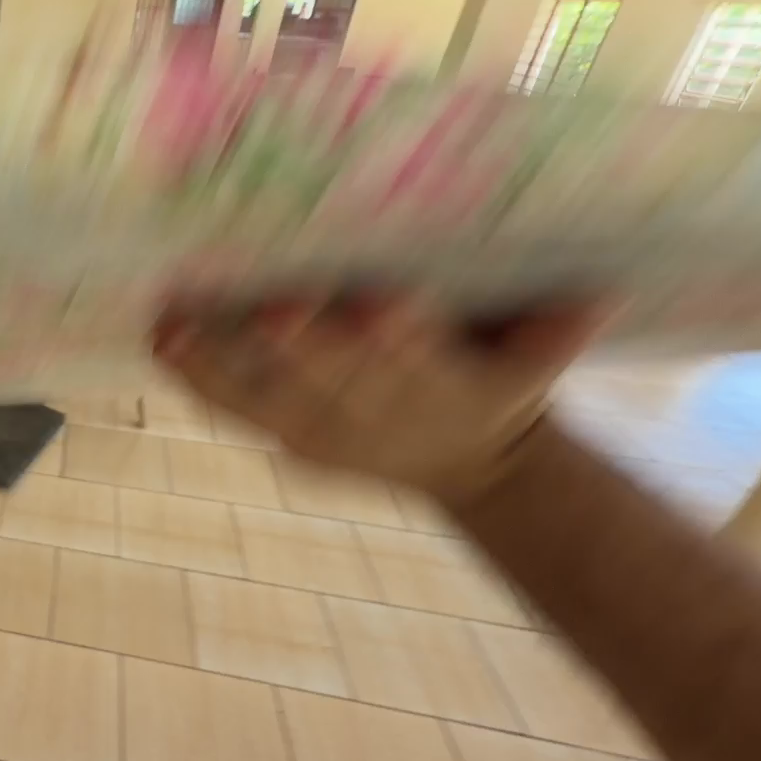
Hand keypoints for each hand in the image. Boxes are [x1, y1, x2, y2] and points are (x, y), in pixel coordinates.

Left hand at [153, 297, 610, 503]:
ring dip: (218, 365)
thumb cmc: (493, 384)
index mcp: (441, 386)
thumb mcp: (538, 359)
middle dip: (301, 348)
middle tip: (268, 311)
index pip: (420, 360)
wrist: (466, 463)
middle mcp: (372, 413)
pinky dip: (196, 379)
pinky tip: (161, 344)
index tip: (378, 308)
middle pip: (332, 378)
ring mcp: (317, 429)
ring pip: (267, 397)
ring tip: (175, 331)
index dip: (397, 339)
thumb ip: (559, 331)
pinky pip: (232, 409)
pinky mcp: (281, 435)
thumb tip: (599, 297)